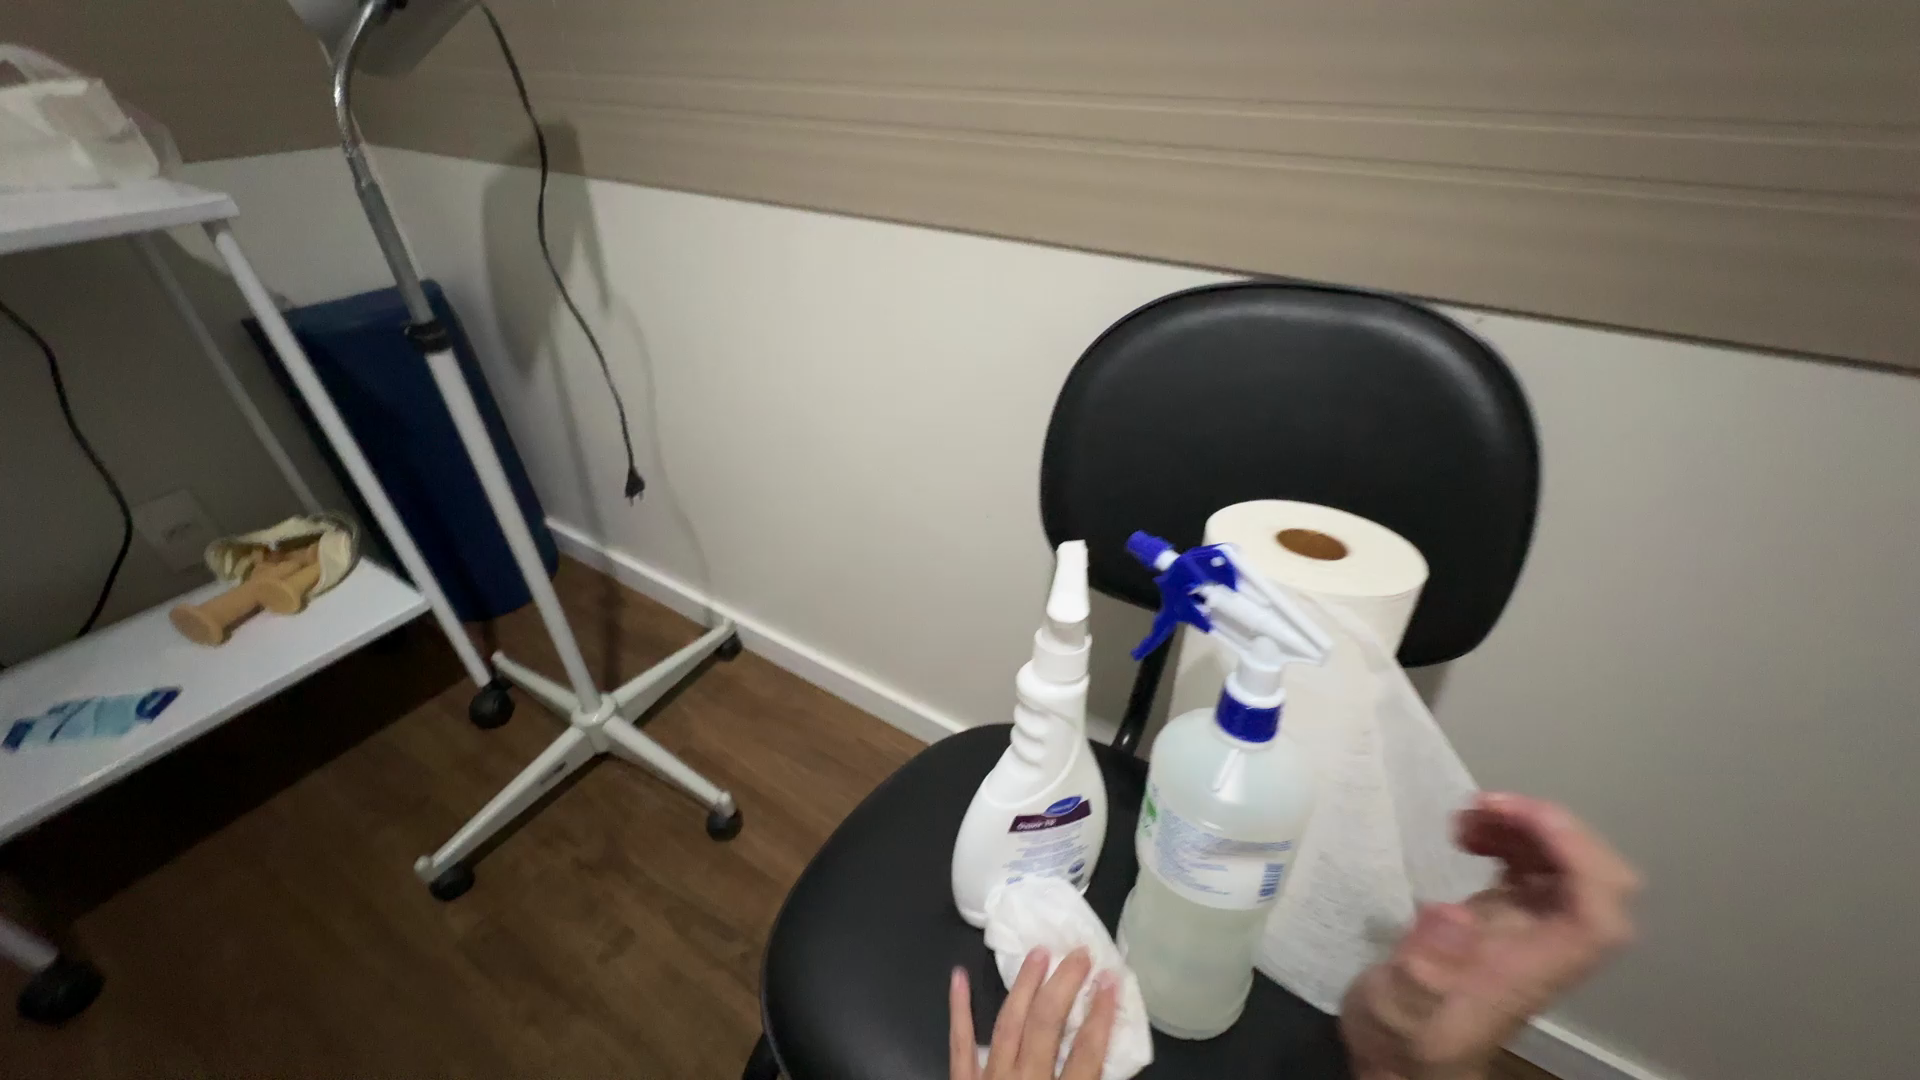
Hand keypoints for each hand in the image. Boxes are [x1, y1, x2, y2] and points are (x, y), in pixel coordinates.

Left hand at [950, 946, 1120, 1079]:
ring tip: (1038, 952)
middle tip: (1080, 953)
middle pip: (1045, 1025)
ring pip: (1008, 1023)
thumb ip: (1093, 1079)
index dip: (1101, 1014)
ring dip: (1024, 985)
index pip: (1086, 1052)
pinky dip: (959, 1009)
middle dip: (1064, 985)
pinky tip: (959, 975)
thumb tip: (1115, 1053)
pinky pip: (959, 1044)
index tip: (1111, 979)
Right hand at [1341, 793, 1640, 1079]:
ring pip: (1567, 871)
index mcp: (1531, 968)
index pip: (1597, 910)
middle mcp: (1543, 947)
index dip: (1575, 854)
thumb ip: (1424, 969)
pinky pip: (1533, 873)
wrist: (1401, 1067)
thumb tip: (1454, 911)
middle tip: (1481, 806)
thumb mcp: (1398, 1009)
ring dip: (1526, 830)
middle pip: (1598, 884)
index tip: (1513, 812)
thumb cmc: (1399, 1042)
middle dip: (1550, 831)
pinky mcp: (1504, 924)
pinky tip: (1467, 837)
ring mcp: (1528, 934)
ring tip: (1465, 817)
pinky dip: (1509, 842)